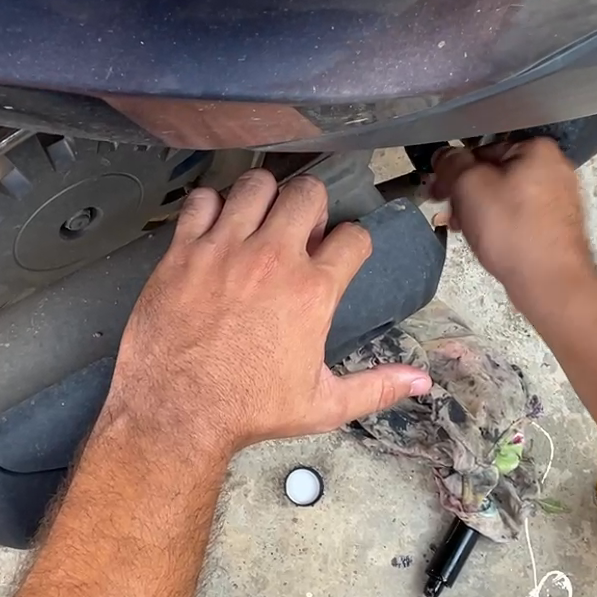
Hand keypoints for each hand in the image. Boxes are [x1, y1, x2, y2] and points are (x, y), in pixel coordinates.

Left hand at [100, 169, 431, 462]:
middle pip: (308, 193)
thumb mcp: (322, 405)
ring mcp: (225, 250)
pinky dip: (210, 206)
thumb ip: (375, 387)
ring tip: (258, 221)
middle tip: (298, 231)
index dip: (351, 243)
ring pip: (256, 184)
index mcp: (312, 290)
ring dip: (263, 197)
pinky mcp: (185, 251)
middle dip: (311, 207)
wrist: (177, 411)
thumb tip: (419, 382)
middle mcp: (272, 259)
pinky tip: (214, 228)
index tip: (338, 253)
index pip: (353, 236)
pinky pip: (202, 201)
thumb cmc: (248, 408)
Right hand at [430, 139, 596, 296]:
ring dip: (476, 210)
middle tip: (446, 212)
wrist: (548, 280)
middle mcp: (553, 168)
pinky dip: (497, 223)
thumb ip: (452, 164)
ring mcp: (557, 198)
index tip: (439, 190)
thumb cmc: (512, 231)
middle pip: (493, 173)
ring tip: (461, 229)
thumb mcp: (469, 187)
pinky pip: (517, 215)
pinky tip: (484, 239)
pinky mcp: (554, 224)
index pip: (481, 149)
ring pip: (503, 196)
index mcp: (536, 149)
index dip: (454, 170)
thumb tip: (444, 156)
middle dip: (464, 193)